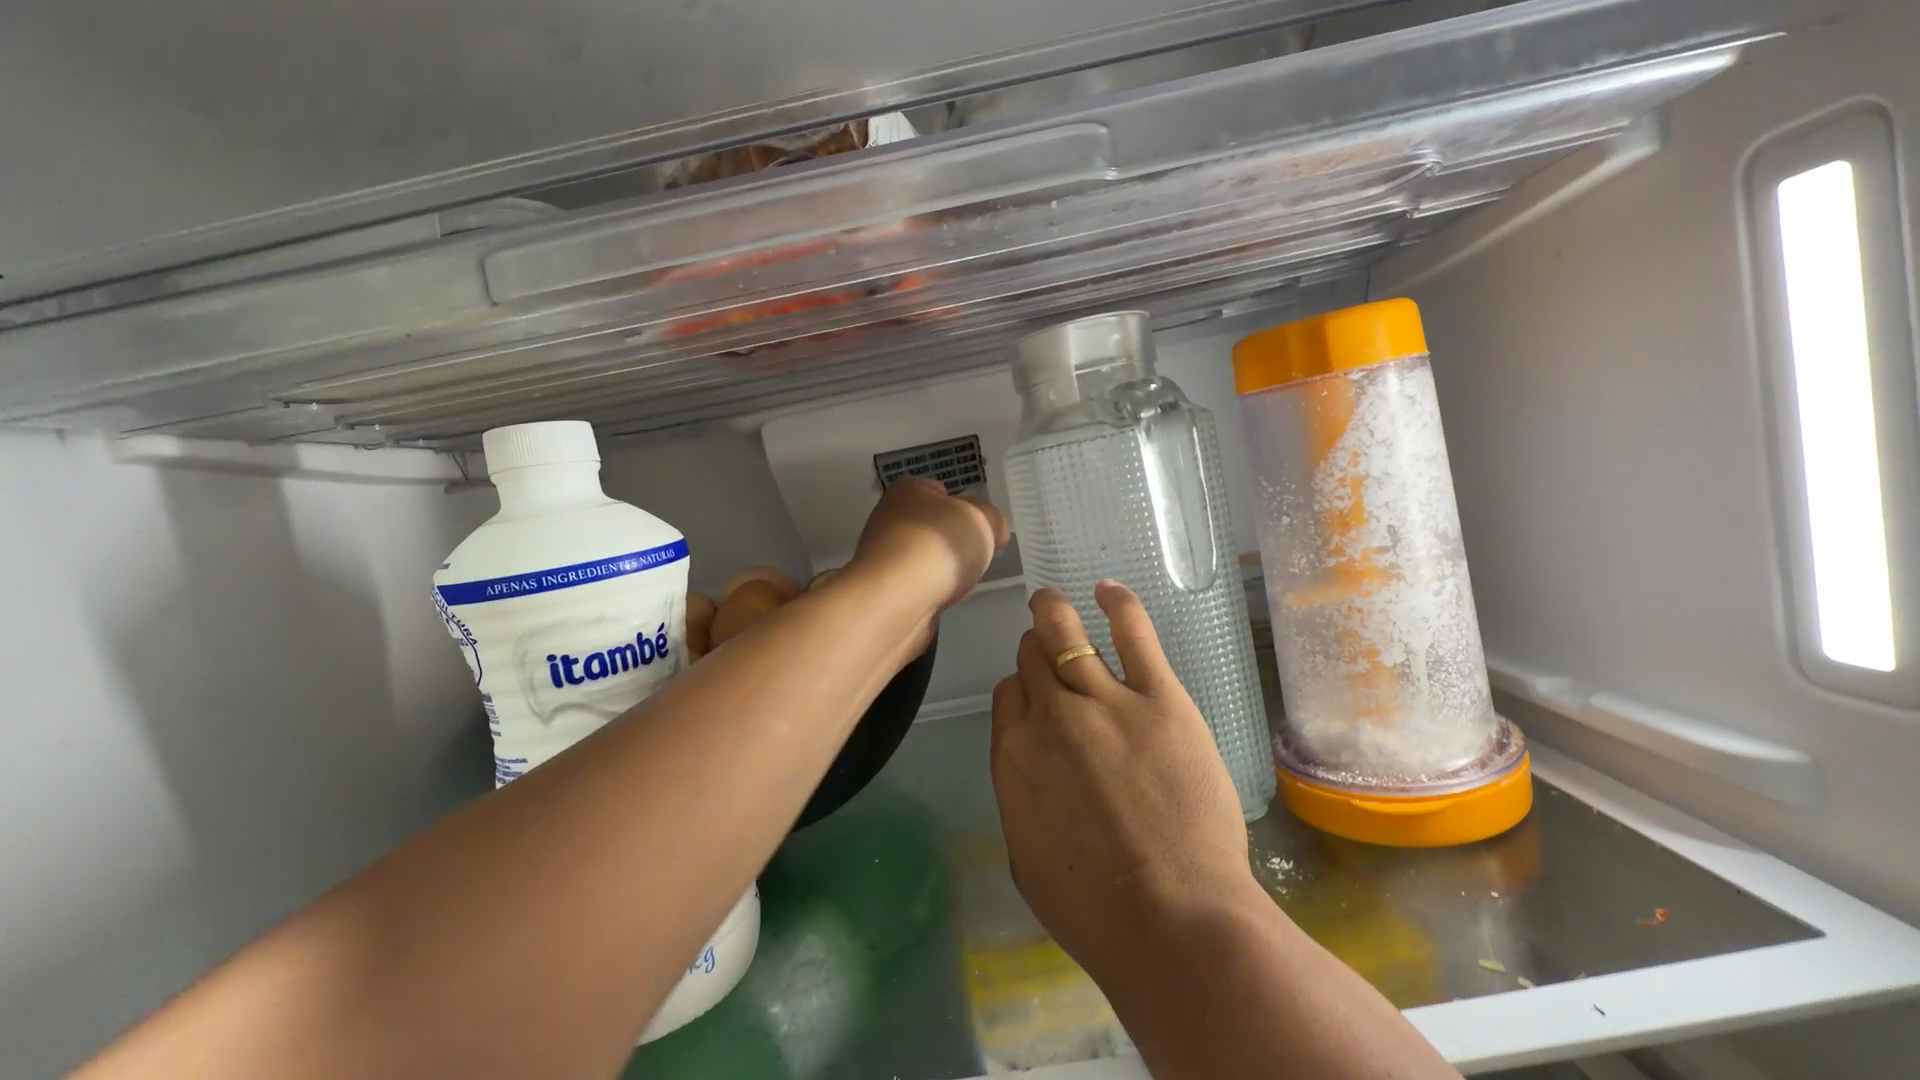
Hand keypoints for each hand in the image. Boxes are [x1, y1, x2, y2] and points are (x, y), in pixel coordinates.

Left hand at [849, 477, 1007, 616]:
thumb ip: (993, 519)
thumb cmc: (939, 546)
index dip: (962, 506)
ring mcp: (882, 558)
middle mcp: (888, 520)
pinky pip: (917, 588)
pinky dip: (932, 594)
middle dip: (955, 544)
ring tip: (962, 583)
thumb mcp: (983, 519)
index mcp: (908, 492)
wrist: (896, 600)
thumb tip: (993, 529)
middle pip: (932, 528)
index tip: (980, 527)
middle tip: (975, 556)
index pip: (937, 490)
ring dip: (944, 572)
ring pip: (925, 560)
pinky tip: (944, 601)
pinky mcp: (884, 591)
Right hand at [989, 583, 1258, 982]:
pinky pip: (1132, 635)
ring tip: (1049, 600)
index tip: (1032, 692)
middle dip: (1033, 650)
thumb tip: (1030, 768)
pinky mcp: (1159, 699)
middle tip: (1042, 642)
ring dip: (1053, 613)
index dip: (1019, 688)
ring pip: (1066, 637)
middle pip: (1032, 662)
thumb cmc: (1094, 909)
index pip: (1006, 697)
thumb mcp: (1028, 857)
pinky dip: (1118, 605)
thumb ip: (1022, 798)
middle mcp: (1049, 718)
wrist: (1170, 917)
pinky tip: (1108, 590)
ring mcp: (1104, 702)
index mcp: (1012, 758)